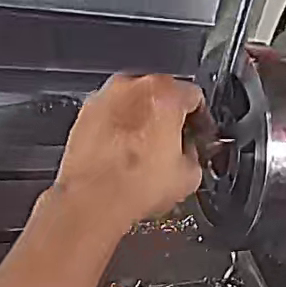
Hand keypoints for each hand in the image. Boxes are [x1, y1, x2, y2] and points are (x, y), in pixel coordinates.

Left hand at [50, 73, 204, 230]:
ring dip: (142, 125)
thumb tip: (189, 156)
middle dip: (169, 120)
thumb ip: (195, 157)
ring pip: (133, 105)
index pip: (194, 96)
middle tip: (172, 149)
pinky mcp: (84, 115)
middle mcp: (132, 87)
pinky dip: (118, 133)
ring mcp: (104, 99)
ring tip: (145, 158)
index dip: (201, 120)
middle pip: (161, 96)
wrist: (95, 199)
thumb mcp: (188, 178)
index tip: (199, 135)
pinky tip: (123, 161)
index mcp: (165, 94)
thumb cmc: (135, 185)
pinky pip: (110, 119)